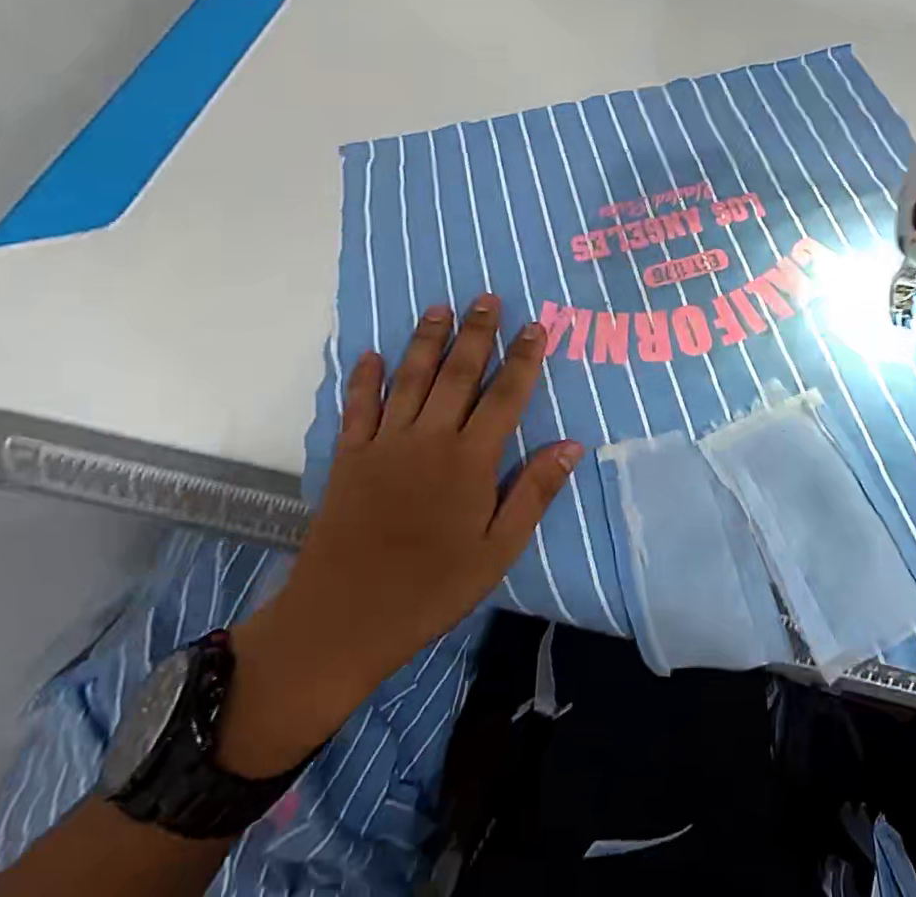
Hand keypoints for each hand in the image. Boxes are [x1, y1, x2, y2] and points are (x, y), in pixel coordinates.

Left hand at [217, 294, 580, 774]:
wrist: (344, 616)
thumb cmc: (432, 587)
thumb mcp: (498, 550)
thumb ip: (533, 493)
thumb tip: (571, 446)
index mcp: (469, 461)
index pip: (504, 397)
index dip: (522, 359)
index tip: (535, 327)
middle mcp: (427, 439)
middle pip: (456, 374)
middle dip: (476, 334)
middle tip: (487, 298)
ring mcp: (383, 444)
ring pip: (408, 379)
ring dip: (425, 341)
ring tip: (439, 308)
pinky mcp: (348, 458)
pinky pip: (357, 407)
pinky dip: (364, 378)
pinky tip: (371, 354)